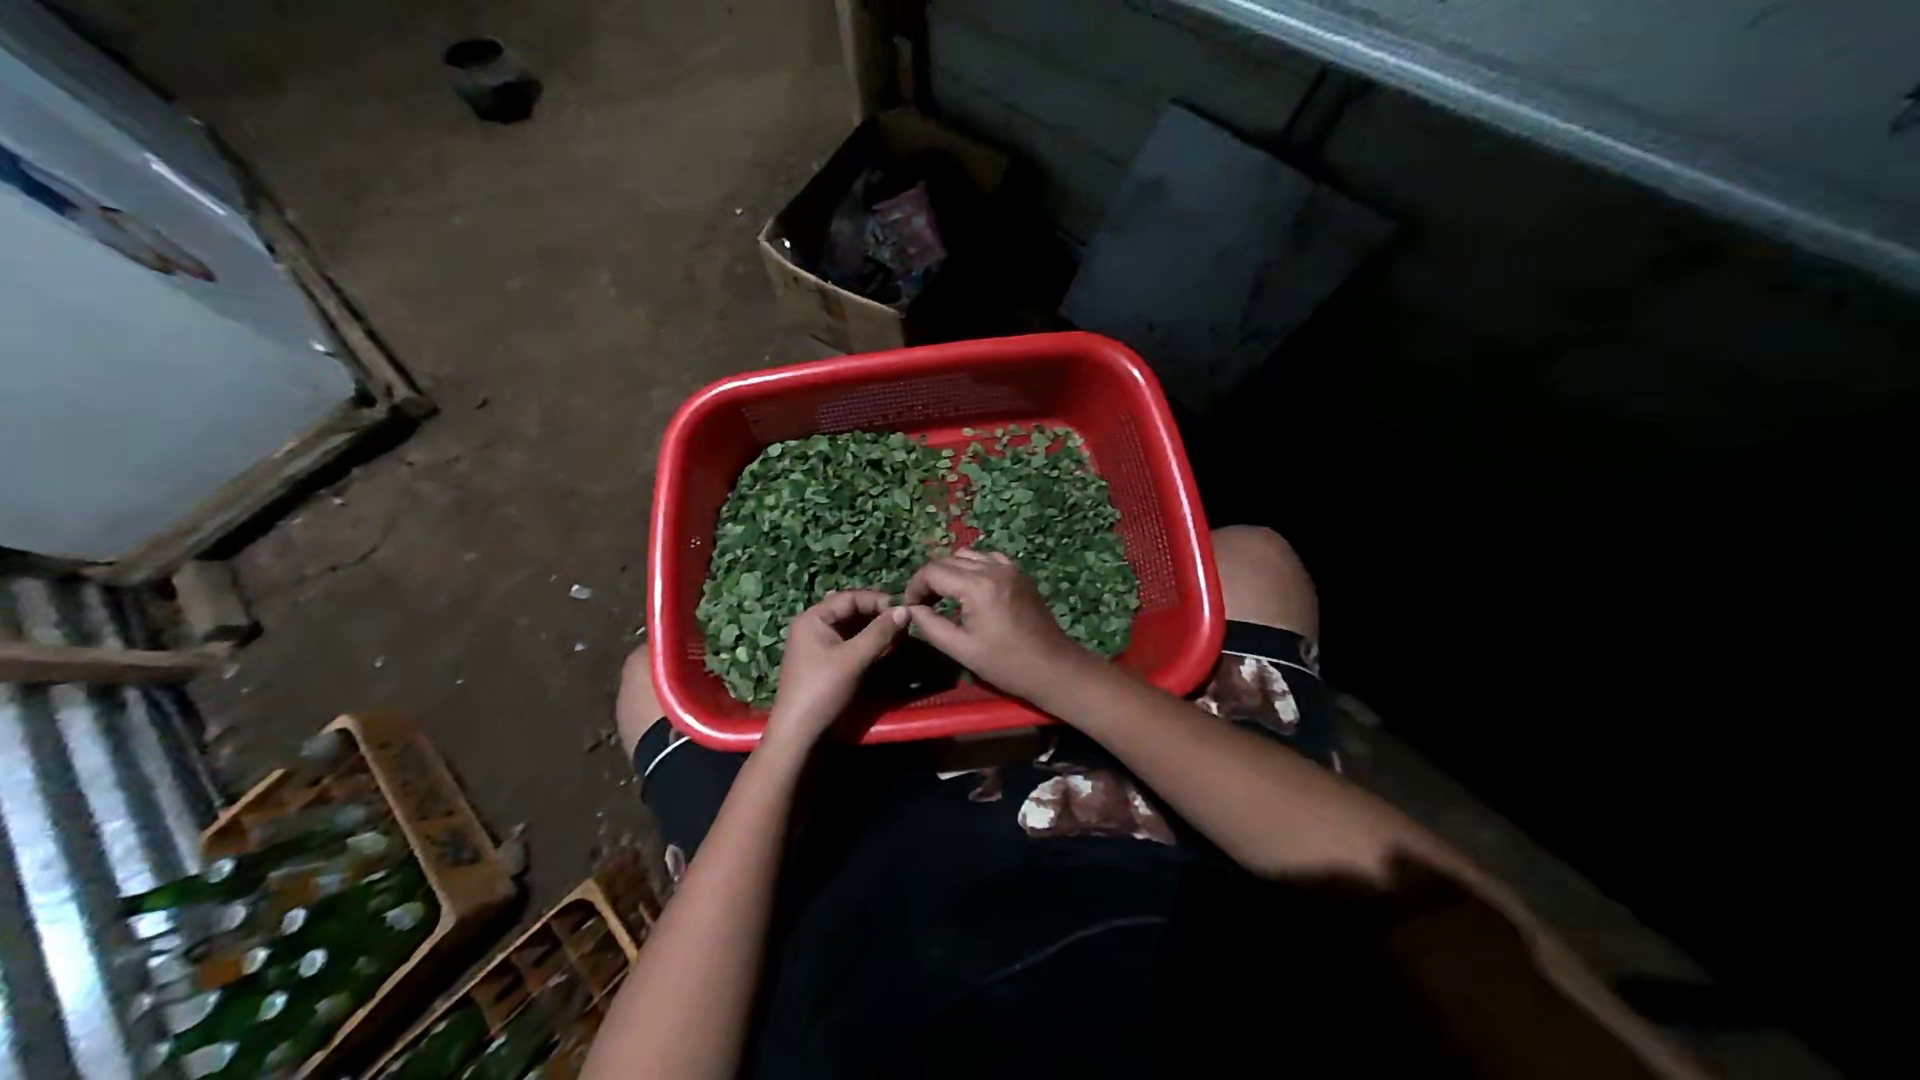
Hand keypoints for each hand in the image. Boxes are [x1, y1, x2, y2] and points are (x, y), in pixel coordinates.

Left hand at [763, 591, 907, 753]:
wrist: (799, 733)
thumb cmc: (822, 690)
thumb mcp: (853, 659)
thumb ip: (880, 632)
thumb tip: (906, 610)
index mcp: (813, 618)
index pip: (850, 598)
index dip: (877, 600)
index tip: (904, 609)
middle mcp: (814, 626)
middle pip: (851, 611)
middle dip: (878, 615)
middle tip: (904, 623)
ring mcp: (819, 645)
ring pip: (853, 629)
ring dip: (876, 630)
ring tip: (900, 636)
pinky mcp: (826, 662)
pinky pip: (851, 644)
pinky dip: (869, 644)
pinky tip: (887, 649)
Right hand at [902, 550, 1095, 702]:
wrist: (1053, 667)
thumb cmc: (1006, 664)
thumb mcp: (961, 649)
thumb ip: (931, 626)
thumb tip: (911, 610)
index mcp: (978, 586)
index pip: (933, 571)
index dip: (915, 587)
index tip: (910, 607)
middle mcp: (994, 568)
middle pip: (948, 559)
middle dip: (930, 578)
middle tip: (923, 604)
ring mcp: (1010, 568)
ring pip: (967, 555)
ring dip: (950, 571)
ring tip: (943, 597)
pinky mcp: (1020, 574)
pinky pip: (988, 559)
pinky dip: (972, 568)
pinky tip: (970, 590)